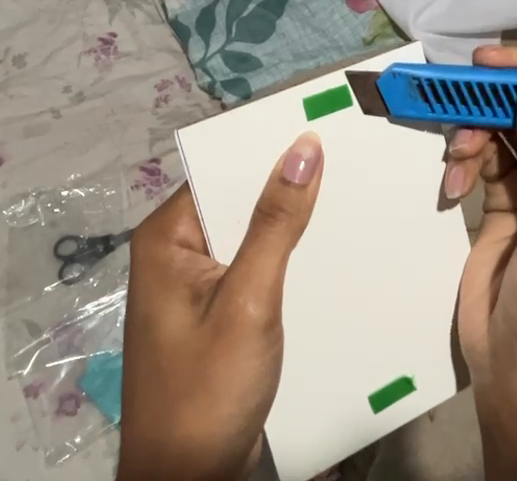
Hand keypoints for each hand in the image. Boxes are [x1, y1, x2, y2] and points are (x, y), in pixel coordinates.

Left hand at [117, 133, 323, 480]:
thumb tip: (304, 147)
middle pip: (236, 199)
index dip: (270, 148)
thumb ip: (275, 223)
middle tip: (350, 159)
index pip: (222, 170)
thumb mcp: (249, 300)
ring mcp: (193, 284)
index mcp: (166, 237)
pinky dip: (285, 258)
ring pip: (249, 234)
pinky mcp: (213, 312)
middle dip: (286, 184)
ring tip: (350, 194)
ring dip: (290, 223)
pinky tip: (326, 249)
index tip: (324, 127)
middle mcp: (175, 251)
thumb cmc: (208, 389)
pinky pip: (252, 266)